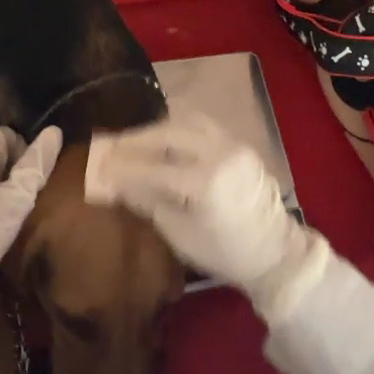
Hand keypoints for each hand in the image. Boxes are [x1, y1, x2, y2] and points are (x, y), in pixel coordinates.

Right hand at [92, 117, 328, 321]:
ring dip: (157, 129)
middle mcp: (220, 154)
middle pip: (169, 134)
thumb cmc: (224, 252)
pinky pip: (203, 125)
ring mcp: (233, 144)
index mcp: (206, 183)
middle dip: (137, 140)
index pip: (154, 168)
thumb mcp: (180, 234)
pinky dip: (179, 127)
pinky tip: (162, 137)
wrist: (274, 251)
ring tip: (134, 141)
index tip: (99, 167)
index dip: (124, 167)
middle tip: (111, 147)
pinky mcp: (240, 143)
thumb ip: (149, 202)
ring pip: (187, 121)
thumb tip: (116, 183)